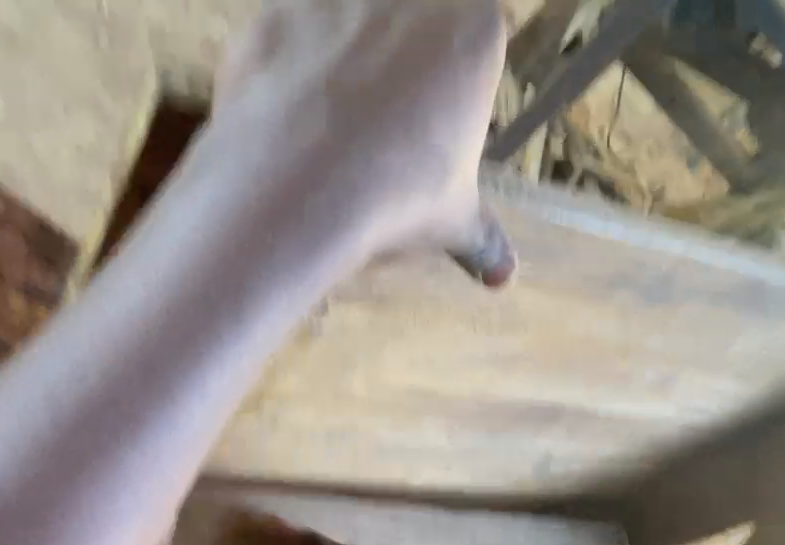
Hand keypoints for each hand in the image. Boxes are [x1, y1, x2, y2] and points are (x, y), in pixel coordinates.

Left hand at [208, 0, 516, 286]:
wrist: (301, 193)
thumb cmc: (395, 202)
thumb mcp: (448, 223)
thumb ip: (480, 237)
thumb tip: (505, 277)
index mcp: (476, 30)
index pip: (470, 39)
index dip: (443, 85)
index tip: (419, 126)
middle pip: (408, 19)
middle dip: (391, 63)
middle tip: (367, 121)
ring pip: (346, 19)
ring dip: (337, 57)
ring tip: (321, 119)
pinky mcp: (279, 8)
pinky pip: (284, 30)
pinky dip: (281, 66)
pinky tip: (279, 115)